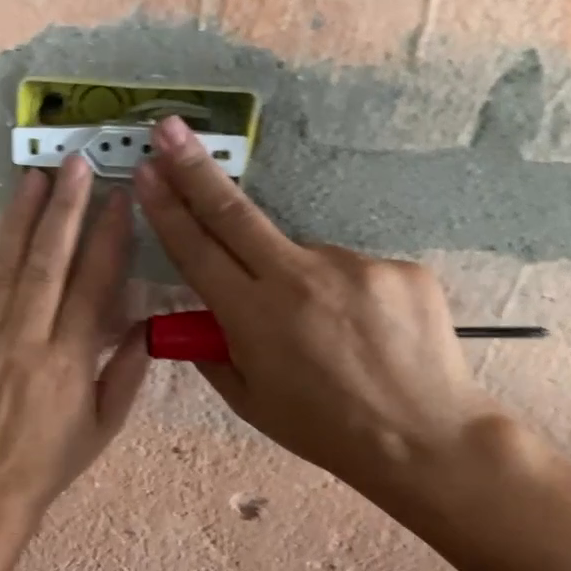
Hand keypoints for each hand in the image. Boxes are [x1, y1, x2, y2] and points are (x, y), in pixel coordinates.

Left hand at [0, 158, 149, 521]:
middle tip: (76, 164)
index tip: (120, 198)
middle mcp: (25, 341)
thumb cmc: (52, 460)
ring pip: (2, 268)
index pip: (93, 287)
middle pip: (47, 264)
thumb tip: (147, 321)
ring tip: (32, 177)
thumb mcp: (105, 425)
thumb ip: (127, 372)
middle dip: (65, 210)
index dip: (108, 239)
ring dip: (18, 219)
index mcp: (69, 362)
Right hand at [133, 116, 500, 478]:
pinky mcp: (396, 266)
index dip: (167, 209)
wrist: (425, 439)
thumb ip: (213, 349)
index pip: (197, 249)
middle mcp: (298, 278)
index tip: (146, 173)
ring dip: (299, 281)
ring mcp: (352, 266)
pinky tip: (366, 333)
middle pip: (234, 212)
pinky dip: (348, 295)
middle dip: (195, 168)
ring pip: (304, 257)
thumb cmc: (325, 429)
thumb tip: (197, 312)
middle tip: (169, 130)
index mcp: (253, 316)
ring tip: (331, 336)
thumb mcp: (250, 401)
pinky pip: (354, 272)